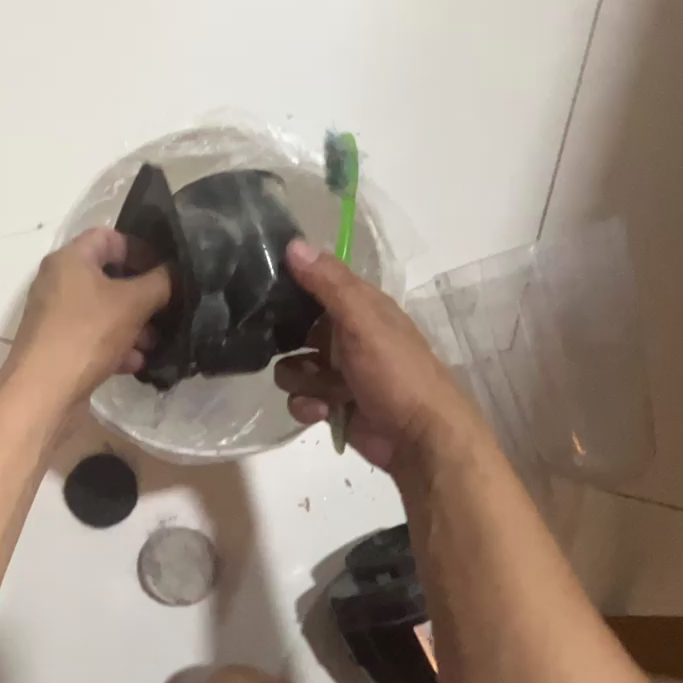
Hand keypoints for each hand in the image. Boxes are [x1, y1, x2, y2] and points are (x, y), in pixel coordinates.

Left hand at [4, 227, 170, 405]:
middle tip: (167, 311)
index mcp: (69, 259)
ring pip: (103, 312)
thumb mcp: (133, 303)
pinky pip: (92, 338)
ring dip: (133, 325)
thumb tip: (176, 273)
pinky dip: (115, 347)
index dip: (141, 249)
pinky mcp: (57, 347)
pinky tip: (135, 364)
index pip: (109, 237)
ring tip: (155, 344)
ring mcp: (55, 317)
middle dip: (141, 295)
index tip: (166, 270)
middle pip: (108, 278)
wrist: (42, 393)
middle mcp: (57, 283)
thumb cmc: (86, 335)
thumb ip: (161, 282)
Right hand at [275, 239, 487, 476]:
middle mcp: (347, 337)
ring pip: (292, 369)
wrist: (417, 437)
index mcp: (360, 308)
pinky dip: (307, 406)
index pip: (316, 286)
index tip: (264, 293)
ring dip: (300, 382)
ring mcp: (338, 373)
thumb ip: (329, 285)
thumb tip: (293, 244)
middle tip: (291, 350)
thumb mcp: (363, 321)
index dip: (290, 288)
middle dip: (288, 346)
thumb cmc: (396, 373)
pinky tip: (323, 412)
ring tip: (323, 391)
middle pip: (295, 332)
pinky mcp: (332, 404)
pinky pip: (299, 399)